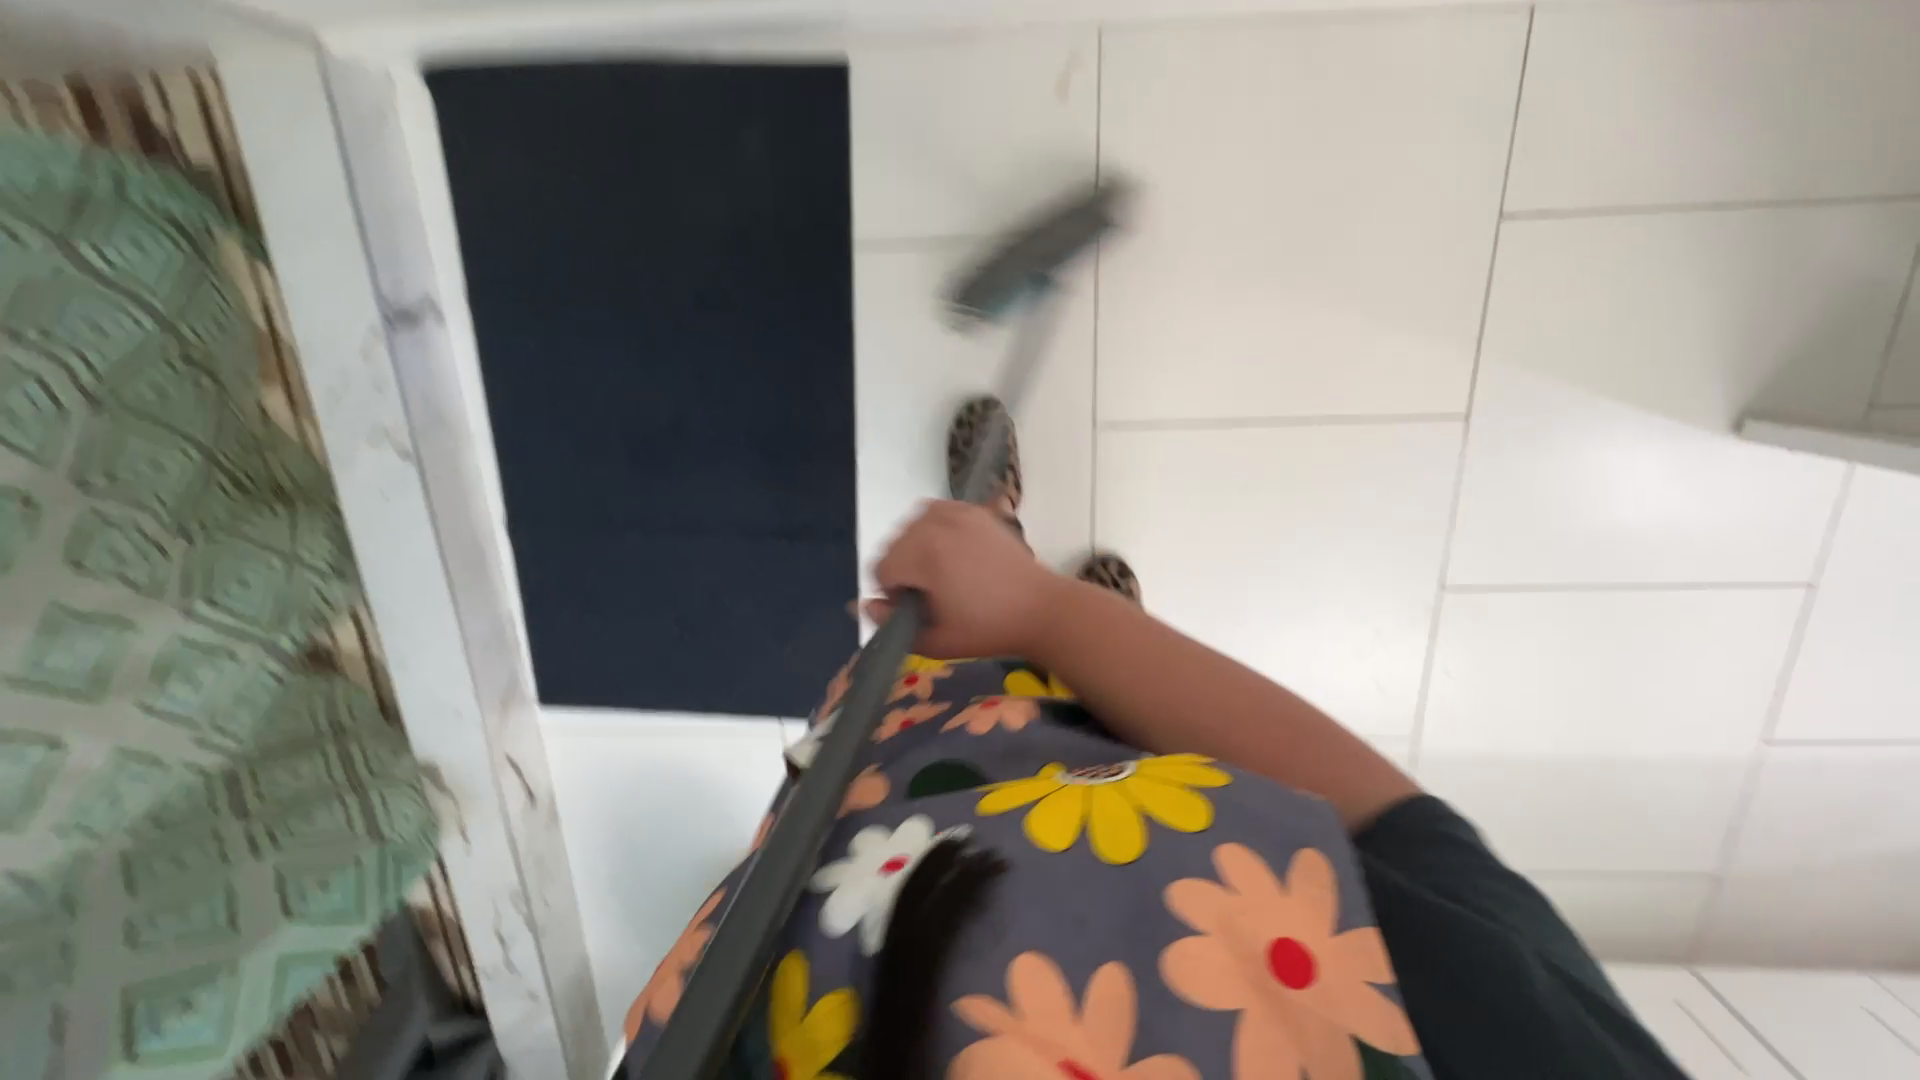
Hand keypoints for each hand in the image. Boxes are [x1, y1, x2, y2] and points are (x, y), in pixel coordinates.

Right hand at [864, 500, 1061, 658]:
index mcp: (924, 555)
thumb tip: (867, 606)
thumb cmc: (987, 629)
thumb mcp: (936, 641)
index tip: (917, 607)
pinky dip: (935, 528)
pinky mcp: (976, 511)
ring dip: (916, 547)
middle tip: (930, 592)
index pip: (882, 568)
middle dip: (903, 568)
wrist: (1039, 609)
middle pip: (894, 544)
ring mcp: (958, 513)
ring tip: (940, 571)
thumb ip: (893, 625)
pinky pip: (937, 511)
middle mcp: (936, 525)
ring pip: (913, 525)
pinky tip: (951, 550)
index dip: (893, 593)